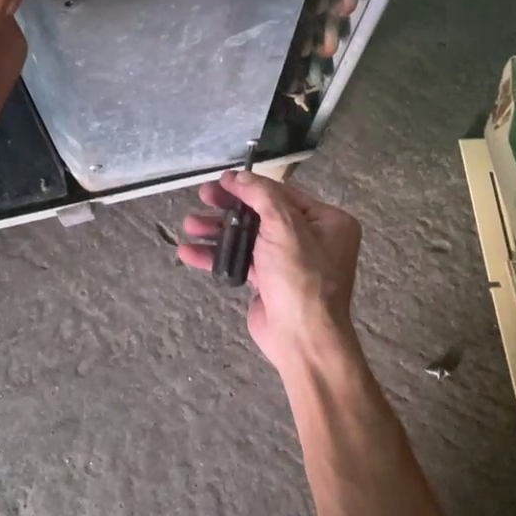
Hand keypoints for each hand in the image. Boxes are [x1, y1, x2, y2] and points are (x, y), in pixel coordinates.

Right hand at [179, 171, 363, 372]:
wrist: (302, 339)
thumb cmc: (301, 277)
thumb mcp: (284, 227)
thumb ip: (261, 196)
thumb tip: (238, 176)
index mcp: (327, 221)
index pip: (283, 194)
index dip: (250, 185)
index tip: (221, 180)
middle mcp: (310, 239)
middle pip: (261, 213)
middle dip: (229, 207)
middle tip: (203, 196)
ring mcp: (287, 262)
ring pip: (247, 237)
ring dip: (217, 231)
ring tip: (189, 225)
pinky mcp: (267, 282)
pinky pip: (240, 260)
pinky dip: (216, 256)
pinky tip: (189, 252)